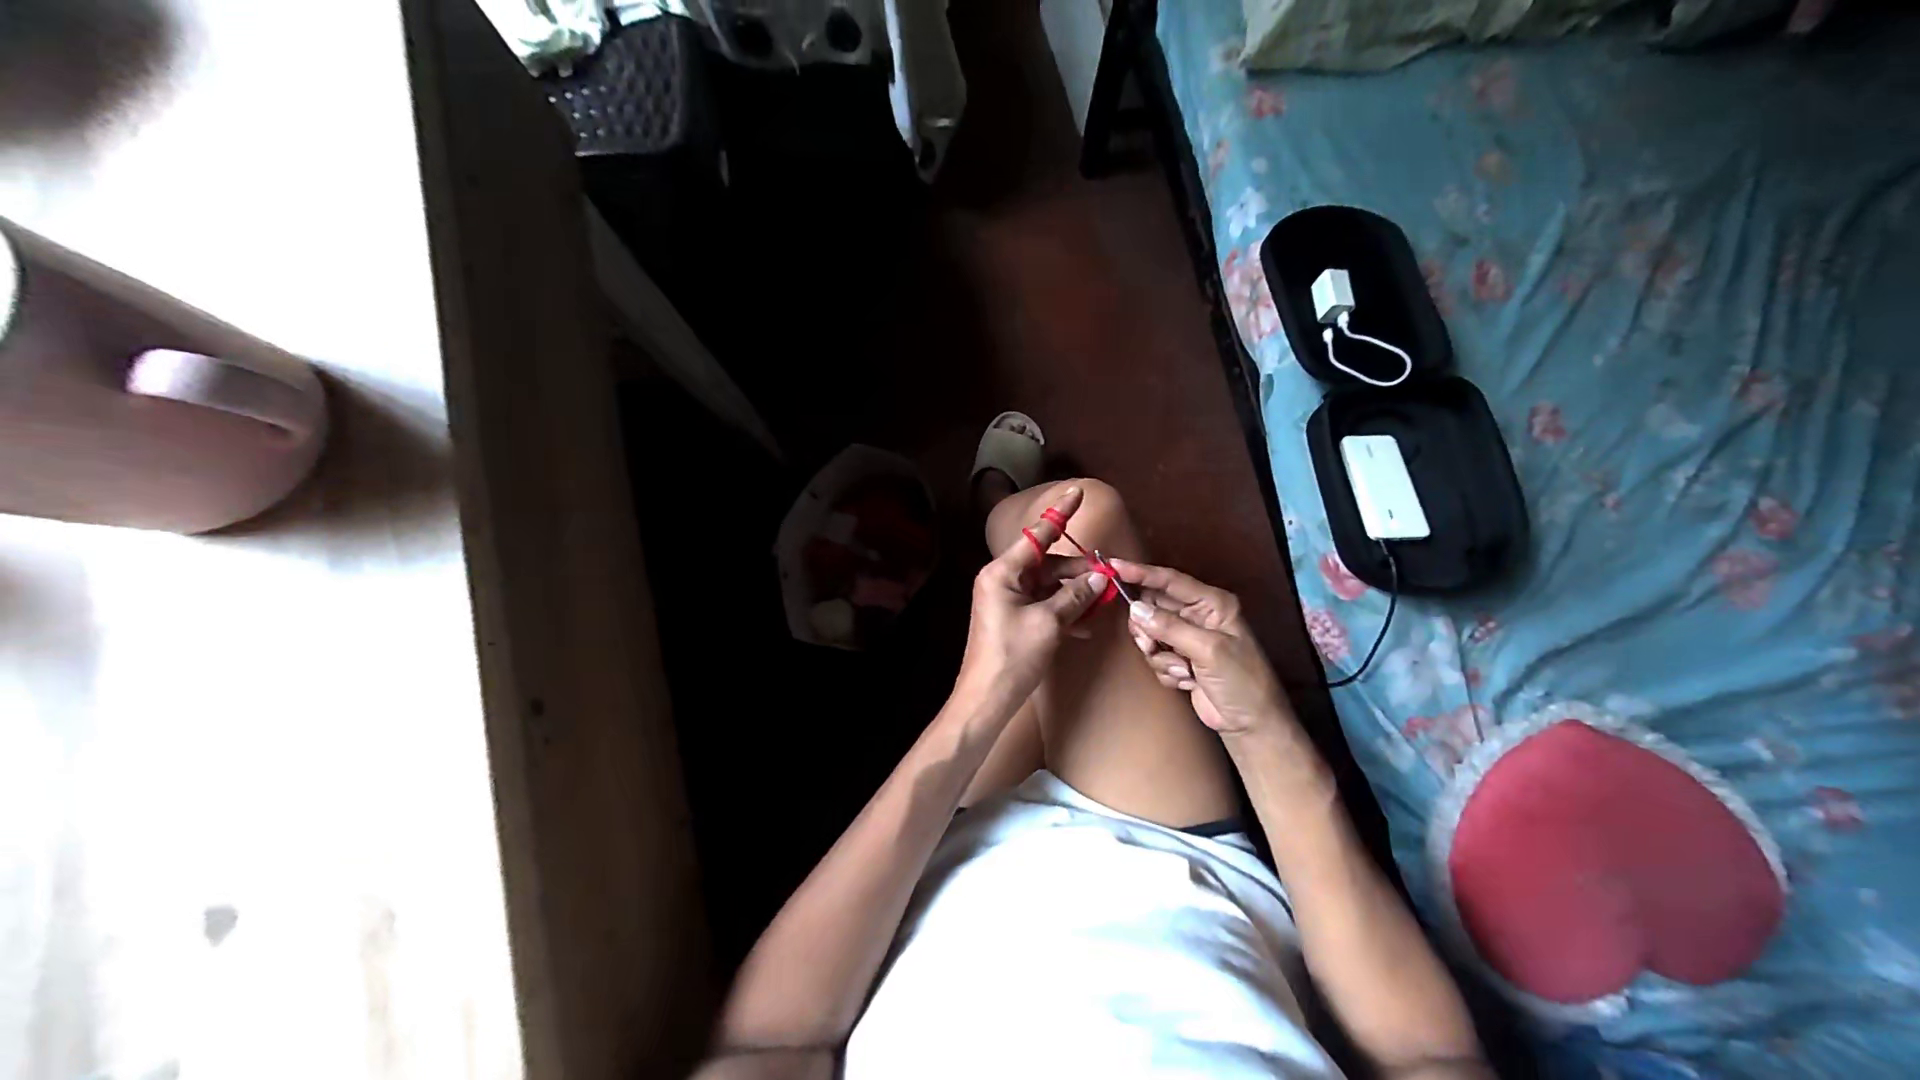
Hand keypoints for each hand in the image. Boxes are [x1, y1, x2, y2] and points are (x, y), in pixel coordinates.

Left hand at [957, 486, 1111, 714]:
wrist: (987, 699)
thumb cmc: (1012, 656)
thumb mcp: (1048, 623)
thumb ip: (1074, 596)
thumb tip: (1099, 578)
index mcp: (1002, 573)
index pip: (1037, 535)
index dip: (1060, 514)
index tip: (1078, 492)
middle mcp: (1003, 581)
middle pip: (1047, 564)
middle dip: (1078, 571)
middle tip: (1109, 577)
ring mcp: (1008, 600)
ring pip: (1049, 586)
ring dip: (1075, 594)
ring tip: (1104, 603)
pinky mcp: (1015, 620)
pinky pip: (1044, 606)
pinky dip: (1065, 612)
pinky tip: (1087, 625)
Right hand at [1110, 559, 1289, 736]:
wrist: (1251, 725)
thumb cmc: (1243, 681)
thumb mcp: (1208, 650)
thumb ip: (1170, 627)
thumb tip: (1135, 609)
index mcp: (1212, 604)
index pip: (1170, 581)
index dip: (1141, 573)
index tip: (1114, 566)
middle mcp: (1198, 616)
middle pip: (1153, 607)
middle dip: (1148, 628)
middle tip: (1150, 645)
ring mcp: (1188, 638)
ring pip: (1150, 634)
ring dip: (1159, 655)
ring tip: (1182, 670)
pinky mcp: (1180, 659)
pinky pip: (1155, 656)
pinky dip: (1165, 669)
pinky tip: (1187, 681)